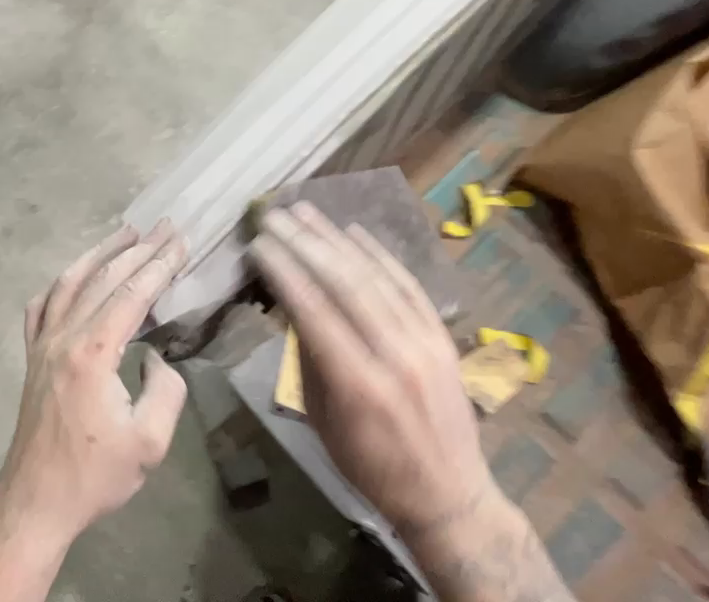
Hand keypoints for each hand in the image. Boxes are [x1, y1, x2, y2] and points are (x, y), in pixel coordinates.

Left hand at [0, 221, 190, 546]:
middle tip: (164, 226)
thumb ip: (165, 391)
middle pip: (102, 279)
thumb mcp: (149, 443)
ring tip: (126, 232)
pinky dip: (62, 282)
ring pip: (70, 282)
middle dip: (138, 249)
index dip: (159, 266)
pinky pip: (42, 305)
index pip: (131, 294)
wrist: (36, 498)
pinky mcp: (32, 356)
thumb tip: (156, 357)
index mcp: (92, 352)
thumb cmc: (95, 476)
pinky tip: (74, 274)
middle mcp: (63, 336)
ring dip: (99, 253)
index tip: (181, 242)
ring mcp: (42, 343)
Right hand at [249, 202, 493, 533]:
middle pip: (345, 285)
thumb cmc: (370, 465)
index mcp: (358, 384)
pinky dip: (380, 255)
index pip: (314, 312)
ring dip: (336, 240)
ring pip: (376, 277)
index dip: (283, 272)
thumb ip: (308, 357)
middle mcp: (395, 355)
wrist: (449, 496)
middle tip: (274, 216)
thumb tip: (289, 303)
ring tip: (306, 212)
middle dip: (304, 244)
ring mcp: (425, 343)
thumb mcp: (322, 418)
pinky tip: (354, 232)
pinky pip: (409, 286)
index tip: (258, 243)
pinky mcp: (443, 338)